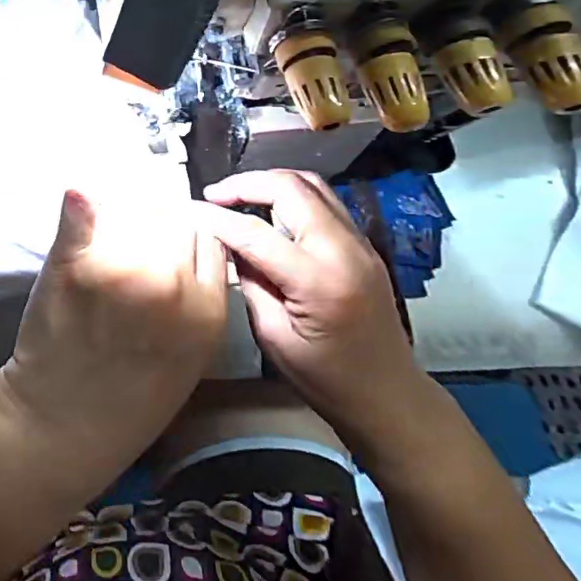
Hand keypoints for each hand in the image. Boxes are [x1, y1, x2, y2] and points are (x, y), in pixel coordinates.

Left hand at [0, 190, 228, 475]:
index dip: (184, 234)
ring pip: (132, 214)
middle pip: (171, 220)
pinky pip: (80, 216)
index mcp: (207, 309)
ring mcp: (121, 272)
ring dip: (121, 220)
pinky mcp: (74, 267)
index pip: (205, 237)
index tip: (164, 236)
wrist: (63, 427)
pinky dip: (78, 204)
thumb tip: (189, 241)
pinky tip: (78, 197)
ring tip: (106, 241)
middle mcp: (171, 284)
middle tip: (130, 239)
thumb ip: (198, 296)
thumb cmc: (128, 395)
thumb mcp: (189, 353)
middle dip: (153, 225)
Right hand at [194, 171, 426, 446]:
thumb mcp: (274, 336)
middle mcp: (344, 250)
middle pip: (290, 188)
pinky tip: (269, 211)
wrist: (389, 396)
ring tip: (238, 196)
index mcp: (319, 281)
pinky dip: (291, 196)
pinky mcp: (362, 244)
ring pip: (311, 185)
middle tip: (214, 195)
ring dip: (270, 184)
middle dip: (245, 184)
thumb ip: (251, 282)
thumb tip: (228, 243)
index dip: (217, 219)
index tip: (191, 212)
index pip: (256, 233)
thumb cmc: (328, 380)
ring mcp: (359, 243)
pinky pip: (324, 202)